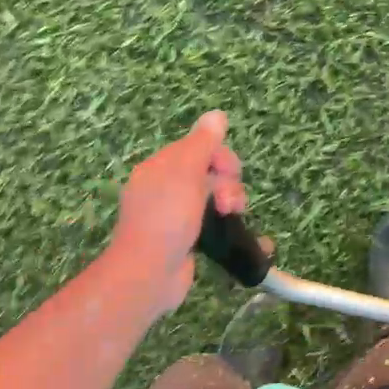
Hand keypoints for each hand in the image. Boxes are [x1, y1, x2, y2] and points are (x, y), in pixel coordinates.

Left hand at [106, 111, 245, 314]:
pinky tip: (239, 232)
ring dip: (230, 201)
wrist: (149, 274)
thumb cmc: (166, 217)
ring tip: (232, 216)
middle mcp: (164, 187)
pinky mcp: (184, 239)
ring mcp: (174, 215)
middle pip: (208, 172)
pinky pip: (211, 221)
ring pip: (212, 197)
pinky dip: (226, 224)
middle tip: (229, 201)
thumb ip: (203, 143)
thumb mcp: (186, 171)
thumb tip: (217, 114)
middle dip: (227, 181)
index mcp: (160, 167)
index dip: (219, 157)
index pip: (197, 148)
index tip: (230, 172)